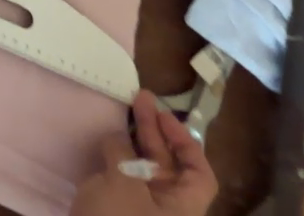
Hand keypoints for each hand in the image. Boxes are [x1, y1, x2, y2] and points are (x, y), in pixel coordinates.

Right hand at [69, 90, 217, 215]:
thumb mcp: (122, 185)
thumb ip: (122, 154)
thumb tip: (117, 137)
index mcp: (182, 205)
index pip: (199, 173)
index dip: (186, 143)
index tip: (164, 114)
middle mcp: (166, 205)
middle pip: (169, 164)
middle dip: (155, 131)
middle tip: (139, 98)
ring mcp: (140, 207)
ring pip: (143, 168)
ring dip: (133, 139)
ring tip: (121, 111)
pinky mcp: (116, 208)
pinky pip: (122, 175)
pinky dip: (116, 155)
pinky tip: (103, 140)